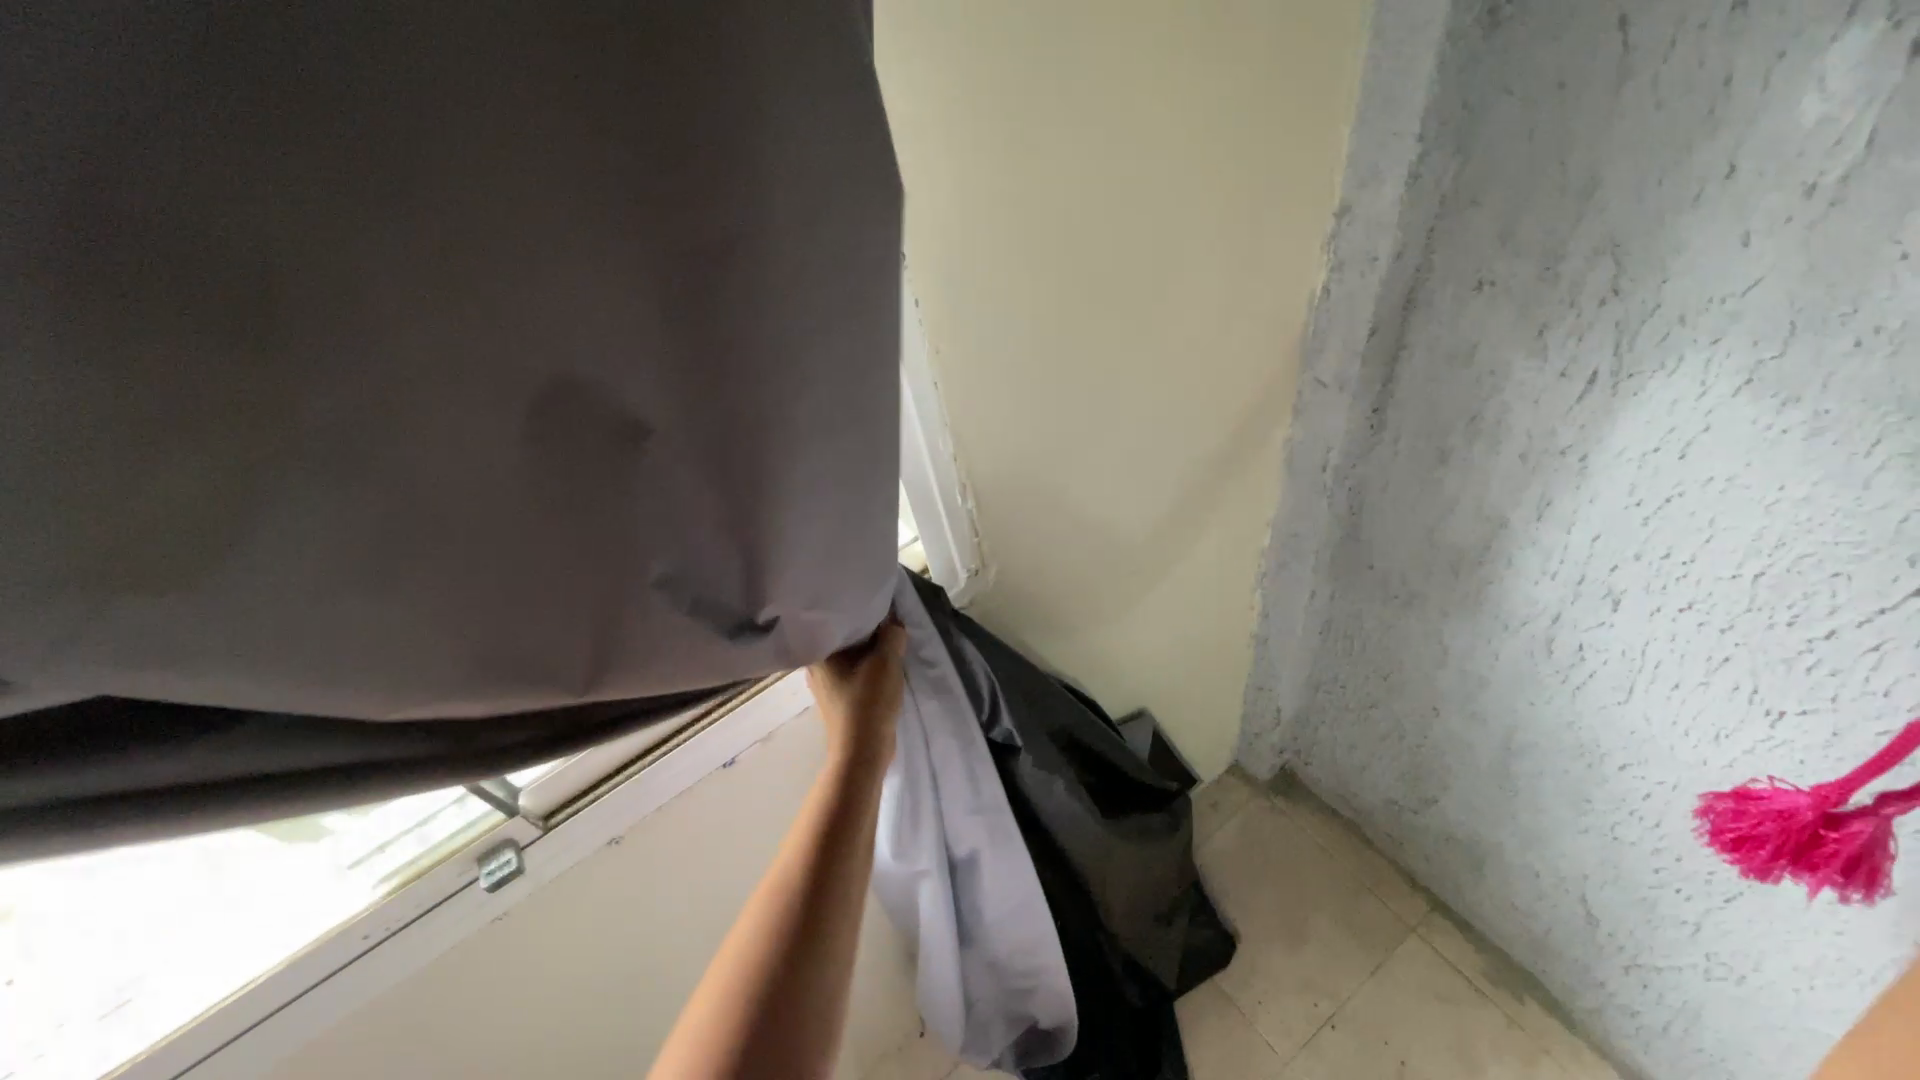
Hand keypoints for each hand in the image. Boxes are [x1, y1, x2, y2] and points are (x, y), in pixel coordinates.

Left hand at [806, 616, 906, 772]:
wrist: (863, 752)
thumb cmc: (868, 702)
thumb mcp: (886, 661)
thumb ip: (892, 634)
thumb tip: (894, 622)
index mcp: (819, 653)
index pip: (838, 621)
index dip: (861, 611)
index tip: (880, 605)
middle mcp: (817, 667)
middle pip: (846, 639)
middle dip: (869, 632)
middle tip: (890, 622)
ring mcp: (827, 686)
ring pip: (852, 658)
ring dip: (871, 652)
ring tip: (892, 642)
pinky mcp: (839, 700)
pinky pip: (856, 674)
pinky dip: (869, 669)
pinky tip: (885, 668)